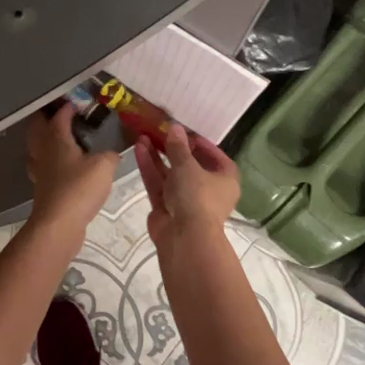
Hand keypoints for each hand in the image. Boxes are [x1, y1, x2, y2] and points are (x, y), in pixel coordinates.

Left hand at [26, 104, 118, 235]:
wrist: (58, 223)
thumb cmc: (79, 188)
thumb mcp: (104, 166)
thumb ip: (110, 155)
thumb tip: (113, 154)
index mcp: (56, 138)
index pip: (59, 115)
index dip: (68, 106)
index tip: (78, 102)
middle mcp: (43, 150)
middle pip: (38, 127)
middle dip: (47, 118)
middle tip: (63, 115)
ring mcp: (39, 169)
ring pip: (37, 146)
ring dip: (45, 139)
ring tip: (62, 138)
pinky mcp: (41, 186)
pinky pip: (42, 166)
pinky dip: (49, 160)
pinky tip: (61, 166)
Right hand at [135, 123, 239, 254]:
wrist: (184, 236)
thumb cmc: (197, 196)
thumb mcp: (188, 166)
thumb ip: (179, 147)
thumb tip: (175, 127)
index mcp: (225, 180)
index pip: (217, 158)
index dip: (203, 145)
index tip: (188, 133)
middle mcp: (208, 190)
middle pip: (190, 166)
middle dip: (174, 149)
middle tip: (160, 132)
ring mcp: (186, 200)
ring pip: (171, 174)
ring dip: (158, 156)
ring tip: (143, 137)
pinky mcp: (166, 208)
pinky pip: (159, 184)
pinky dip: (150, 168)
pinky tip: (139, 149)